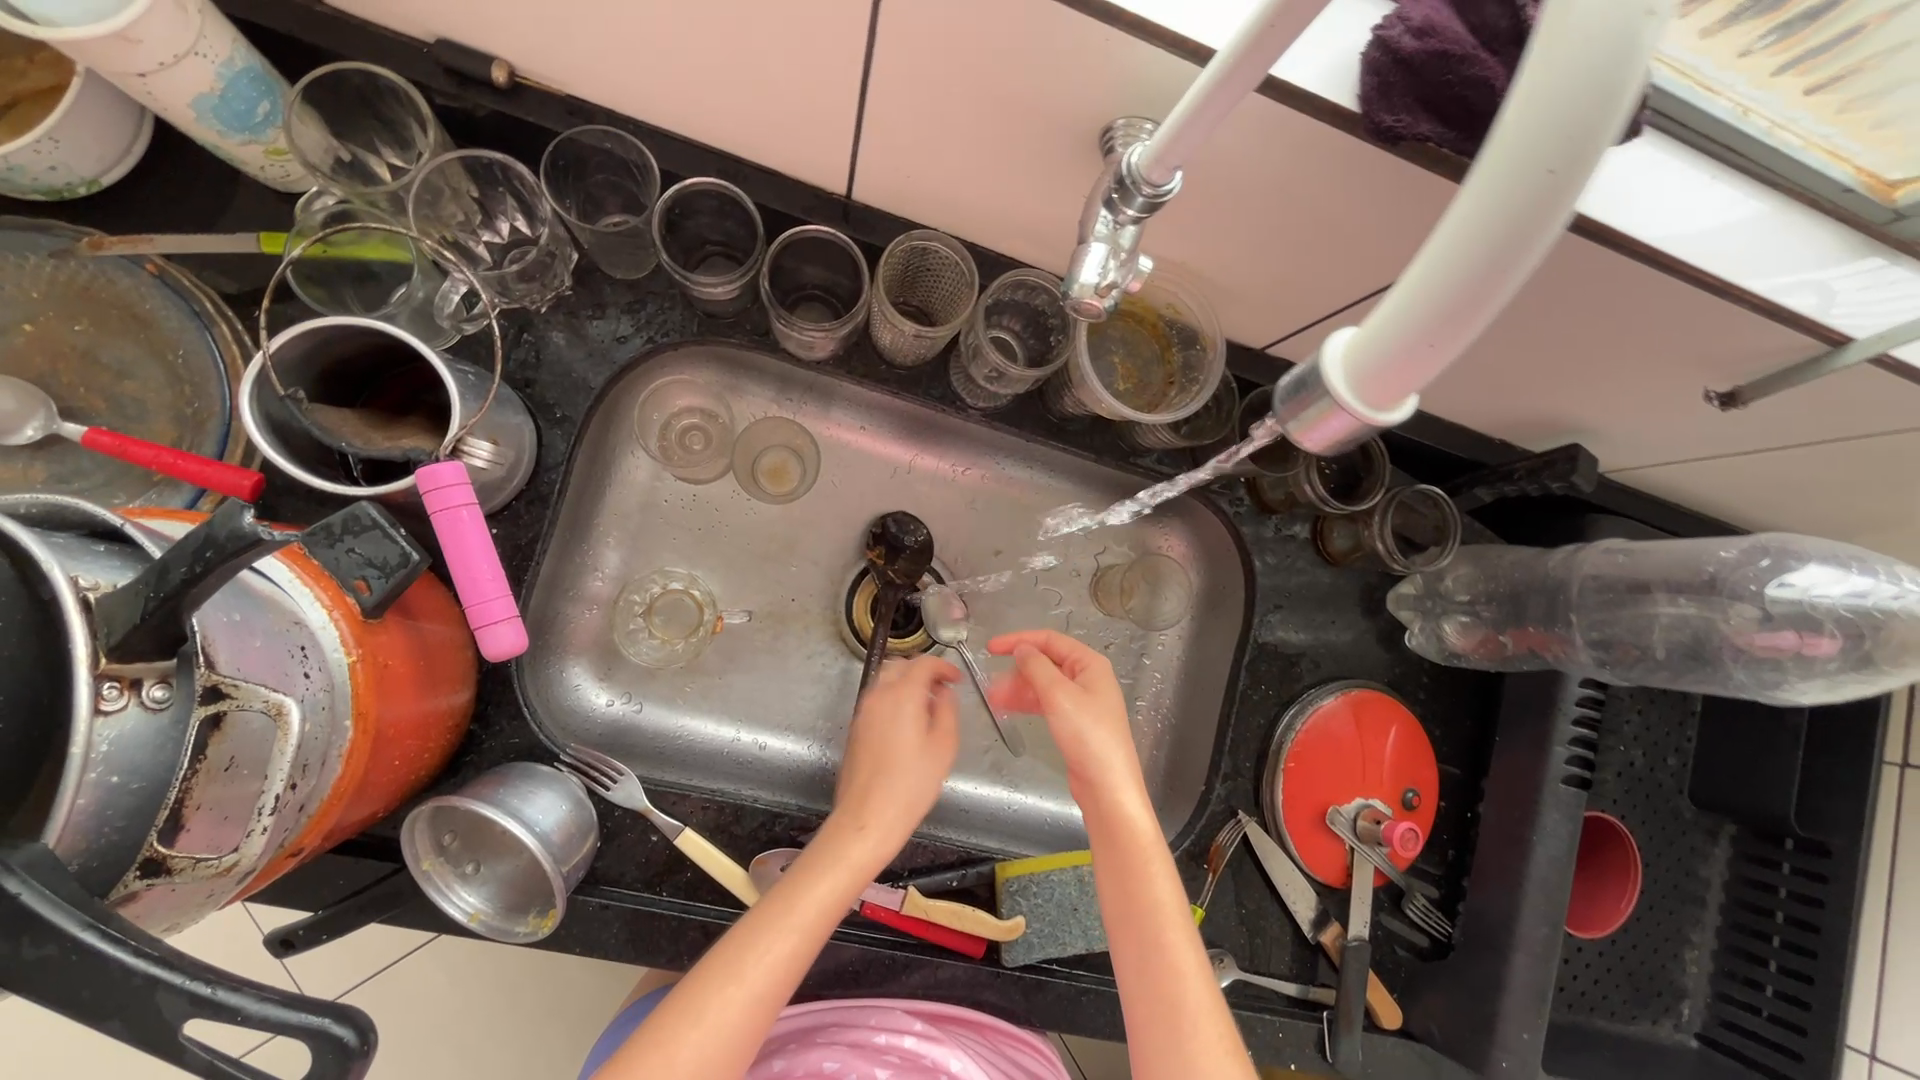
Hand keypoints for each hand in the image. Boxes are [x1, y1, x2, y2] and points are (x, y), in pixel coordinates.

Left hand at [829, 655, 961, 864]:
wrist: (868, 816)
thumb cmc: (910, 786)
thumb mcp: (944, 746)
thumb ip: (947, 710)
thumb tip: (944, 694)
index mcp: (903, 695)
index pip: (924, 663)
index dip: (943, 666)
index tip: (955, 678)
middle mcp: (878, 696)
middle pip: (900, 665)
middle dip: (922, 670)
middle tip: (941, 688)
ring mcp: (863, 711)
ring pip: (885, 680)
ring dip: (906, 683)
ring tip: (926, 706)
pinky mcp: (856, 728)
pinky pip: (876, 700)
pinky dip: (893, 699)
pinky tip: (907, 723)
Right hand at [985, 630, 1146, 809]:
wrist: (1106, 784)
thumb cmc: (1087, 735)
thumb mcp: (1058, 695)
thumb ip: (1036, 667)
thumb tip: (1022, 648)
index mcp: (1089, 663)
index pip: (1050, 640)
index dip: (1019, 640)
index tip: (991, 648)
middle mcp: (1087, 677)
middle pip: (1046, 663)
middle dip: (1017, 671)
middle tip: (991, 685)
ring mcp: (1081, 700)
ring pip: (1043, 684)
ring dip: (1018, 689)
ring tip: (993, 700)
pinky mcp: (1074, 721)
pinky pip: (1046, 703)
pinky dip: (1027, 703)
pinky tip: (1008, 710)